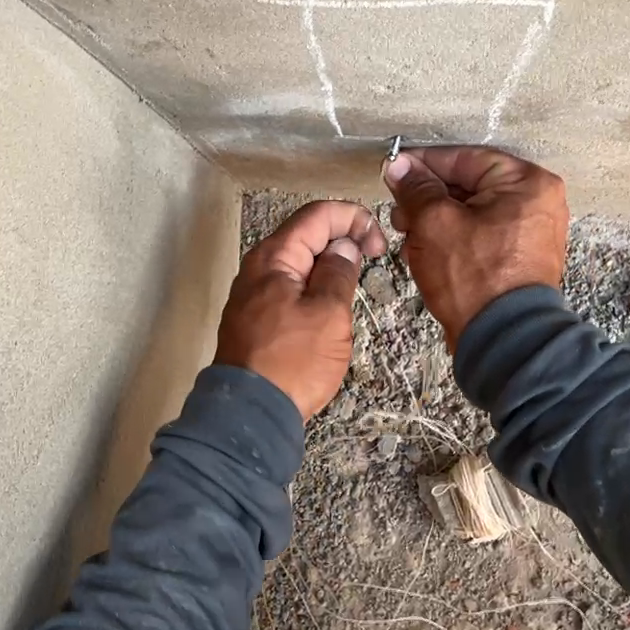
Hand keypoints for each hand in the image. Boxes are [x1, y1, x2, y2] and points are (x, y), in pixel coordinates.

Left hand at [214, 201, 387, 419]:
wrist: (250, 414)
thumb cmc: (292, 363)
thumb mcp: (328, 314)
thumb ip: (339, 273)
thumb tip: (344, 246)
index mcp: (274, 257)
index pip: (317, 215)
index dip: (354, 218)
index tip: (378, 244)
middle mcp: (258, 268)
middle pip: (306, 235)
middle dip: (343, 238)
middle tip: (374, 260)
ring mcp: (254, 294)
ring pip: (299, 263)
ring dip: (330, 264)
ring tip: (355, 285)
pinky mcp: (256, 318)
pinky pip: (290, 288)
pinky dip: (314, 286)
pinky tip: (330, 306)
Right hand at [383, 146, 567, 350]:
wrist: (502, 340)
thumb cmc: (474, 278)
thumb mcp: (434, 222)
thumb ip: (416, 189)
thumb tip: (400, 167)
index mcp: (526, 183)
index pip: (465, 158)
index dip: (423, 164)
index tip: (394, 170)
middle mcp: (536, 204)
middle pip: (468, 187)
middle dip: (426, 200)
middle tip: (398, 213)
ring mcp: (530, 234)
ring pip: (470, 214)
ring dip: (434, 224)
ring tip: (407, 240)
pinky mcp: (518, 261)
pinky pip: (478, 238)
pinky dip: (450, 242)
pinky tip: (423, 255)